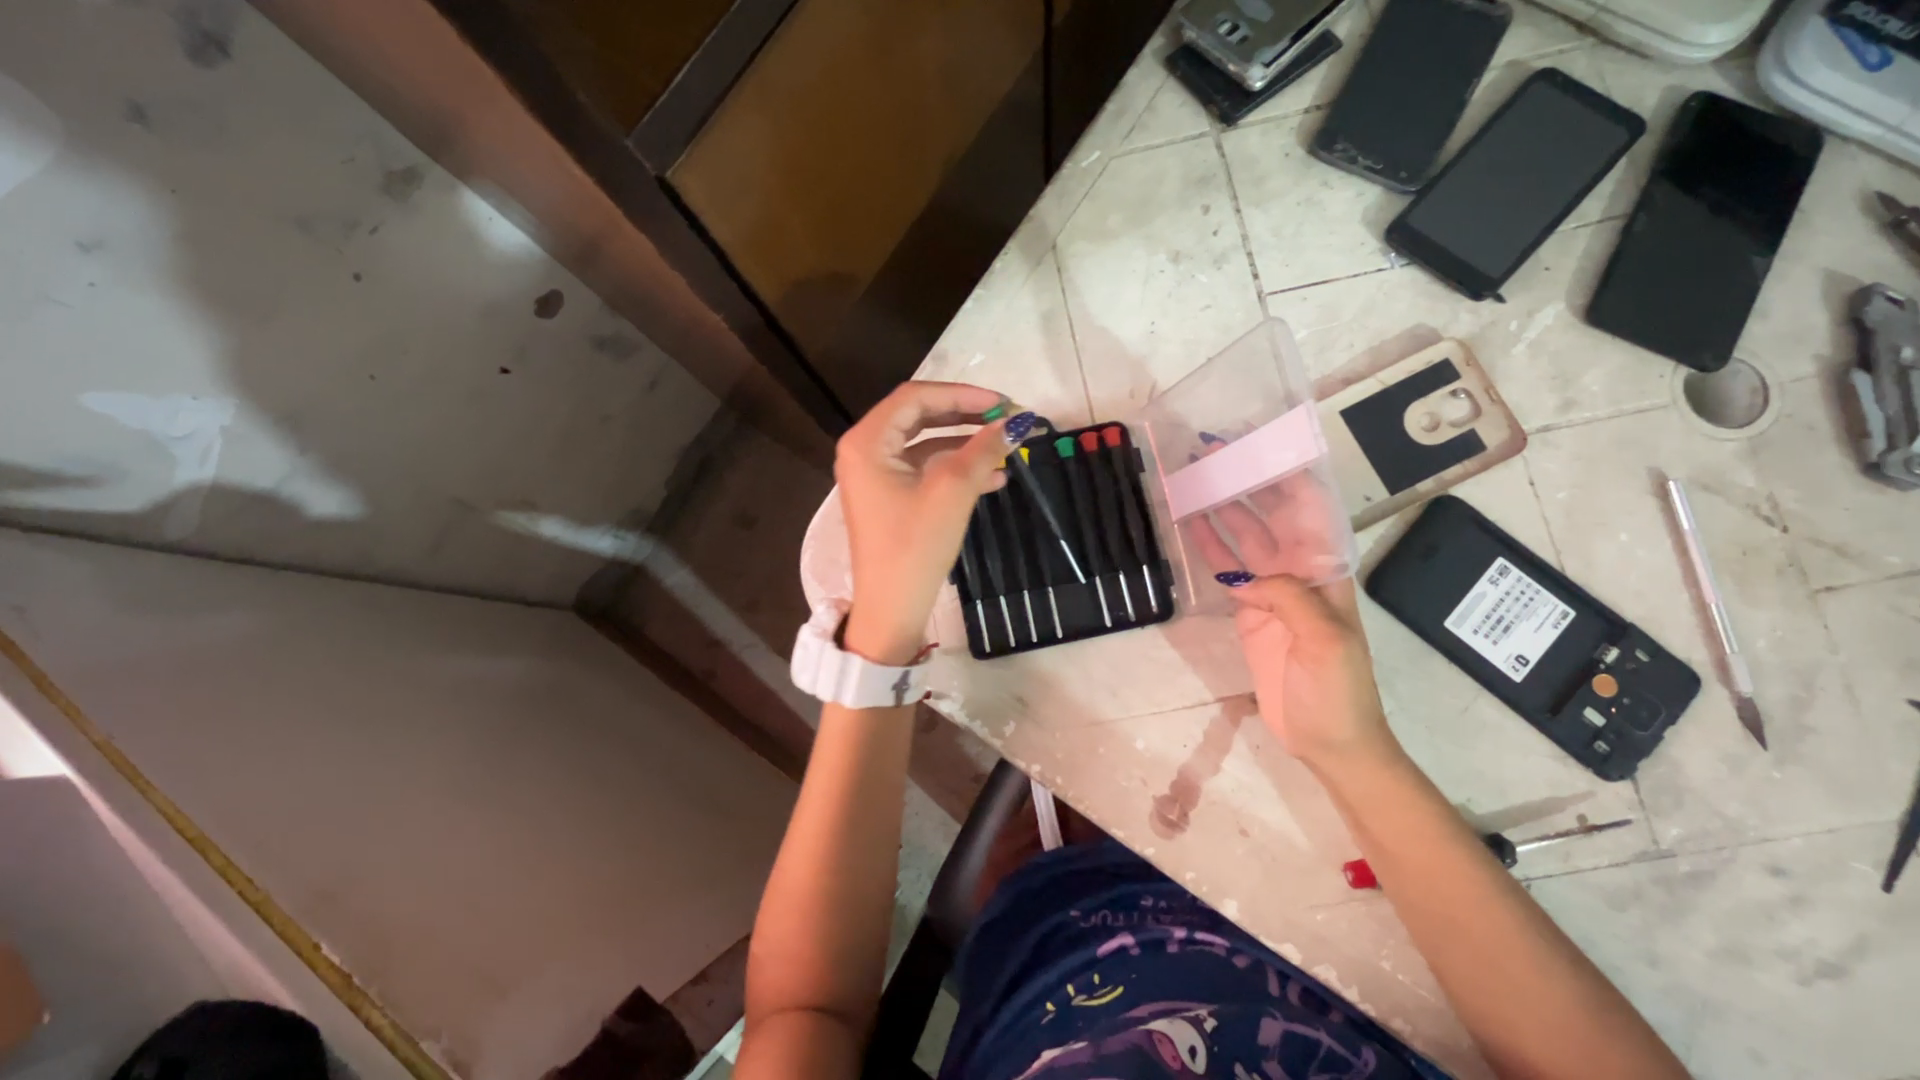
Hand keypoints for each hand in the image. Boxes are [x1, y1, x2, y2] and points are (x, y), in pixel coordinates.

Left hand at [836, 382, 1009, 664]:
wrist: (891, 609)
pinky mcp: (889, 497)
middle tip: (1006, 419)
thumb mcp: (953, 491)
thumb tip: (1017, 422)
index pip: (917, 397)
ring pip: (925, 443)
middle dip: (966, 416)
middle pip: (920, 416)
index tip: (1003, 404)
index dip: (963, 395)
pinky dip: (956, 468)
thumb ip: (983, 449)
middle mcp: (864, 450)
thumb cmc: (915, 546)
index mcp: (867, 441)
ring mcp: (875, 475)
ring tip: (1006, 449)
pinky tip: (993, 478)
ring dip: (965, 443)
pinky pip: (924, 469)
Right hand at [1191, 475, 1398, 768]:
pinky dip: (1210, 545)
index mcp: (1327, 569)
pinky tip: (1191, 522)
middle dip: (1246, 480)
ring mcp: (1271, 589)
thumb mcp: (1326, 642)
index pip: (1308, 509)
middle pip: (1271, 513)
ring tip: (1194, 477)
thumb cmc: (1340, 690)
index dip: (1285, 474)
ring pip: (1244, 536)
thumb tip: (1249, 577)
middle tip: (1211, 452)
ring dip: (1222, 506)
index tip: (1256, 445)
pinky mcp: (1248, 611)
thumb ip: (1292, 600)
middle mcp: (1300, 569)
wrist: (1328, 740)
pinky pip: (1227, 569)